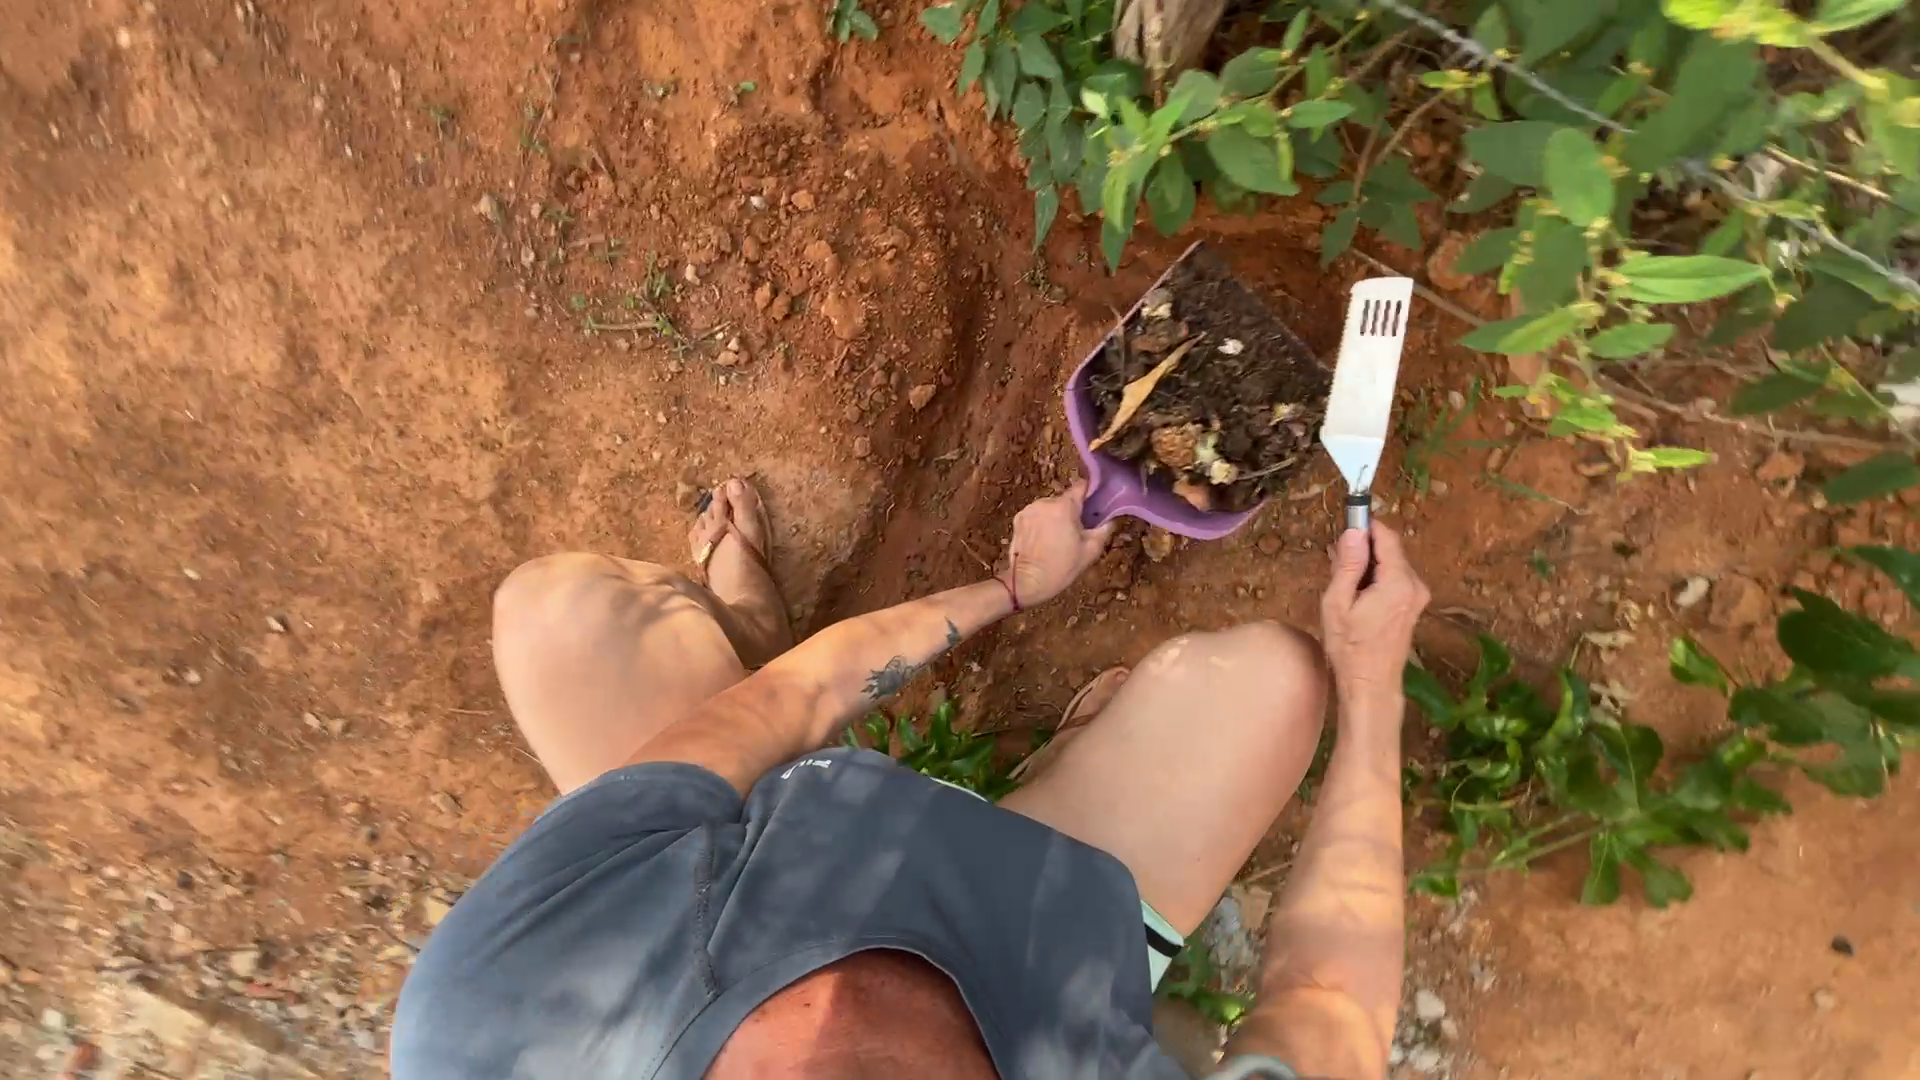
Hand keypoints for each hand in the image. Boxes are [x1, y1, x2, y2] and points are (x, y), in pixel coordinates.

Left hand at [1000, 480, 1114, 606]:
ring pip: (1049, 508)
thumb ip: (1104, 529)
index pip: (1081, 487)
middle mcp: (1045, 502)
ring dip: (1055, 517)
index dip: (1090, 493)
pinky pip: (1036, 515)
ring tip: (1058, 538)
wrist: (1027, 581)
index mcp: (1064, 507)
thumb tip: (1110, 519)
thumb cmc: (1061, 567)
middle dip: (1071, 512)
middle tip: (1076, 531)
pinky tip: (1042, 540)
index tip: (1095, 503)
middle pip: (1064, 500)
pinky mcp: (1018, 519)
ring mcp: (1029, 509)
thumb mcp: (1090, 551)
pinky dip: (1041, 523)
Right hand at [1320, 522, 1429, 702]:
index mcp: (1398, 582)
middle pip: (1390, 550)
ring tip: (1339, 578)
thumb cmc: (1349, 645)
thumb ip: (1347, 565)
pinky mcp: (1413, 605)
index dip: (1365, 525)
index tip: (1343, 521)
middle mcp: (1415, 585)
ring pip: (1391, 564)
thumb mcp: (1337, 602)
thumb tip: (1352, 532)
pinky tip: (1353, 590)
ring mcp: (1417, 596)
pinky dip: (1374, 576)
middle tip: (1333, 557)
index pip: (1386, 538)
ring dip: (1366, 563)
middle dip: (1362, 547)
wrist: (1370, 682)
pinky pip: (1394, 578)